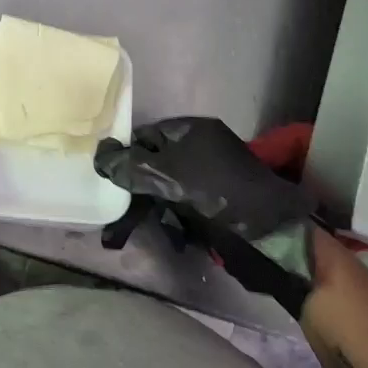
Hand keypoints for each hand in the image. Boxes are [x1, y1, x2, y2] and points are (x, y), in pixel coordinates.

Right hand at [93, 117, 320, 240]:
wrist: (268, 231)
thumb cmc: (216, 191)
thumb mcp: (166, 175)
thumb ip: (130, 166)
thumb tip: (100, 156)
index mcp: (191, 130)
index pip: (146, 135)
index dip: (126, 154)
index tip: (107, 178)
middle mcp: (200, 149)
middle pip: (154, 163)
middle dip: (132, 188)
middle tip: (114, 211)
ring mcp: (208, 178)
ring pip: (164, 189)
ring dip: (145, 210)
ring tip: (121, 235)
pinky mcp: (214, 205)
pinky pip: (180, 208)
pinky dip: (168, 221)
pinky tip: (162, 236)